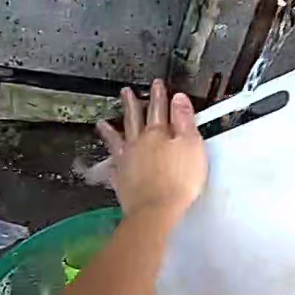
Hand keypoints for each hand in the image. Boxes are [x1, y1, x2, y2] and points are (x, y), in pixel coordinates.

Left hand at [96, 80, 205, 222]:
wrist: (156, 210)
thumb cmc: (177, 181)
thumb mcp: (191, 145)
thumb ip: (185, 120)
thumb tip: (179, 99)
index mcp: (157, 134)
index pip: (158, 109)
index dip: (158, 95)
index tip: (156, 85)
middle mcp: (139, 144)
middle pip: (134, 120)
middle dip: (131, 104)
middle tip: (125, 93)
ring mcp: (127, 162)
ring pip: (117, 141)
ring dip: (110, 130)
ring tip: (102, 123)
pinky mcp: (122, 181)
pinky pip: (113, 167)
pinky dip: (110, 162)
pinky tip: (108, 162)